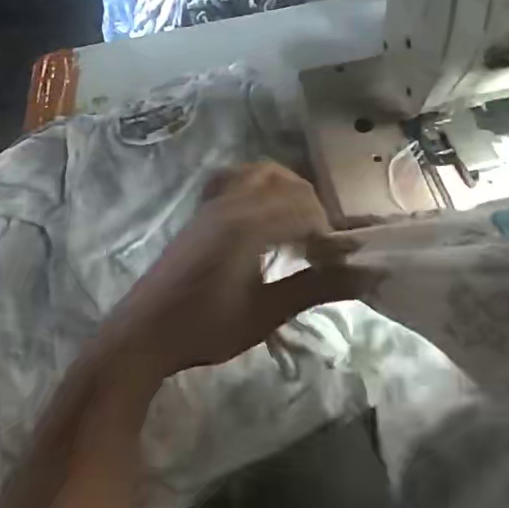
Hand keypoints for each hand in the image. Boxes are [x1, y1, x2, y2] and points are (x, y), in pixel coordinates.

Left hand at [93, 163, 365, 385]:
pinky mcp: (202, 211)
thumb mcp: (265, 313)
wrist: (144, 334)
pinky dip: (258, 185)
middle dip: (314, 209)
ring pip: (262, 173)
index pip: (305, 211)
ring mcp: (214, 203)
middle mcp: (232, 203)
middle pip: (288, 185)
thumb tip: (364, 276)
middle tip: (322, 246)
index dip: (328, 233)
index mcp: (249, 225)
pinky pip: (235, 178)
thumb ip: (315, 289)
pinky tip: (263, 212)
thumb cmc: (205, 328)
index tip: (337, 261)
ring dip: (288, 190)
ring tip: (299, 224)